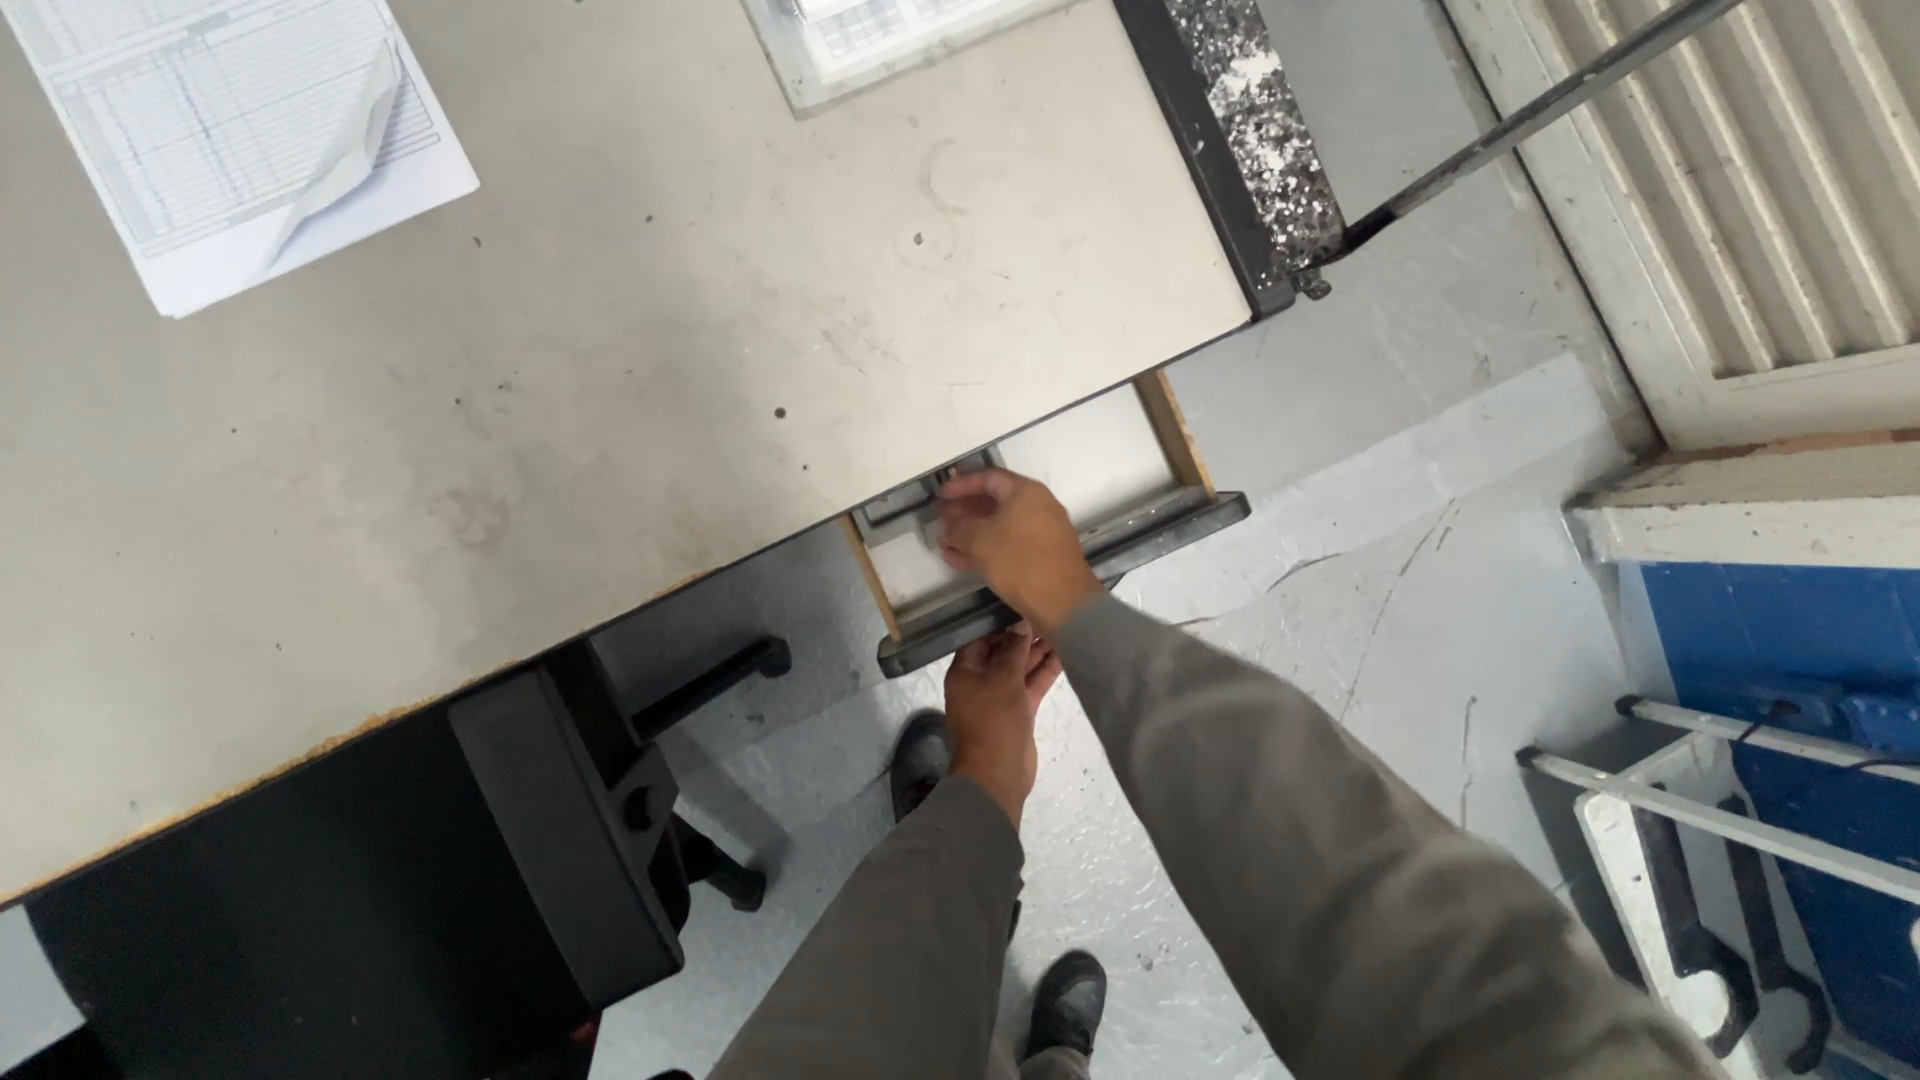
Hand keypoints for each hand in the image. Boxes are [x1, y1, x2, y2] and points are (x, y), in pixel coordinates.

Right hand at [938, 468, 1103, 637]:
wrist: (1063, 603)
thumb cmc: (1019, 562)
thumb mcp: (980, 542)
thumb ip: (959, 529)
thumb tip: (948, 528)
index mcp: (1025, 492)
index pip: (988, 477)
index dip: (961, 485)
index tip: (940, 495)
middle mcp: (1037, 506)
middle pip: (994, 501)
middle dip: (964, 511)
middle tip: (940, 519)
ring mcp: (1042, 532)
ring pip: (999, 526)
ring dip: (971, 533)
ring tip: (944, 542)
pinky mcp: (1041, 556)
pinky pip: (1008, 544)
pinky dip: (985, 549)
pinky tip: (958, 560)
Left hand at [944, 624, 1062, 826]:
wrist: (998, 773)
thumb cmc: (992, 720)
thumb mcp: (1002, 679)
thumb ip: (1013, 649)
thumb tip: (1020, 623)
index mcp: (964, 671)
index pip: (980, 638)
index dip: (1000, 622)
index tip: (1022, 604)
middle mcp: (980, 681)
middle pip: (1002, 651)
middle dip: (1024, 635)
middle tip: (1049, 612)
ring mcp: (1000, 697)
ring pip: (1020, 668)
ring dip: (1038, 652)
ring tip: (1062, 627)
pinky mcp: (1019, 711)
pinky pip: (1031, 685)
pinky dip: (1045, 671)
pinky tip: (1065, 654)